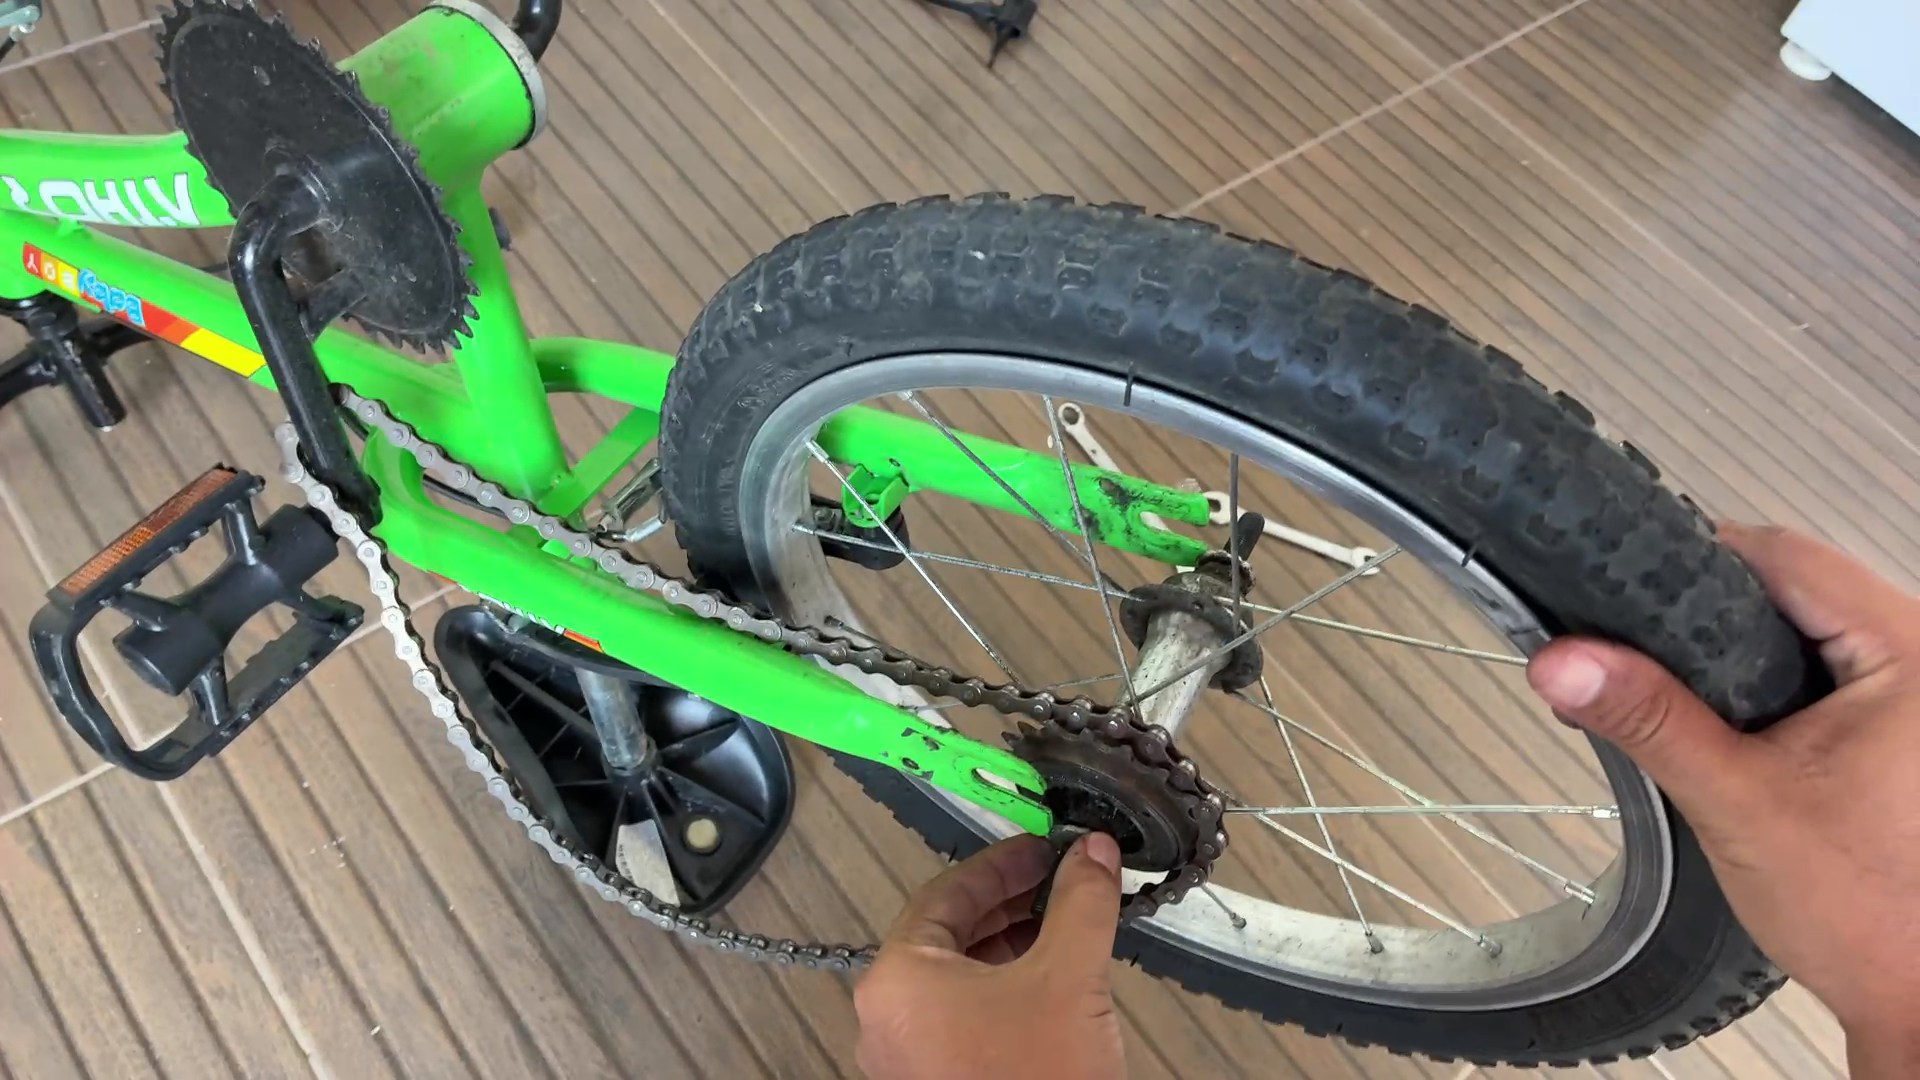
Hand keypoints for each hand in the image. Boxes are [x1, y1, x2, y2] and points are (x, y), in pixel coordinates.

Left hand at [855, 833, 1126, 1079]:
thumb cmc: (1039, 1079)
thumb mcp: (1067, 978)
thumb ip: (1081, 902)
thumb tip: (1095, 848)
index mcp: (897, 977)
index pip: (948, 892)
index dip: (1003, 864)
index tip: (1044, 849)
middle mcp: (887, 1013)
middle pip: (950, 929)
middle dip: (1009, 901)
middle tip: (1057, 880)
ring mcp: (905, 1056)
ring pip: (957, 972)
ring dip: (1009, 940)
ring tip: (1060, 923)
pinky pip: (960, 1012)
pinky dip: (1001, 984)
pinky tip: (1046, 978)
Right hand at [1528, 523, 1919, 1078]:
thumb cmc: (1875, 912)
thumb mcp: (1738, 801)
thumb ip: (1647, 720)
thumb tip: (1553, 659)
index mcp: (1917, 659)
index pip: (1782, 556)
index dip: (1683, 557)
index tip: (1600, 584)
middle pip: (1777, 587)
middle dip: (1683, 614)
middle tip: (1607, 650)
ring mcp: (1905, 698)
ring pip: (1780, 629)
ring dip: (1703, 651)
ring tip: (1638, 685)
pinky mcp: (1886, 730)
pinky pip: (1796, 669)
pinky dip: (1732, 681)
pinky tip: (1688, 716)